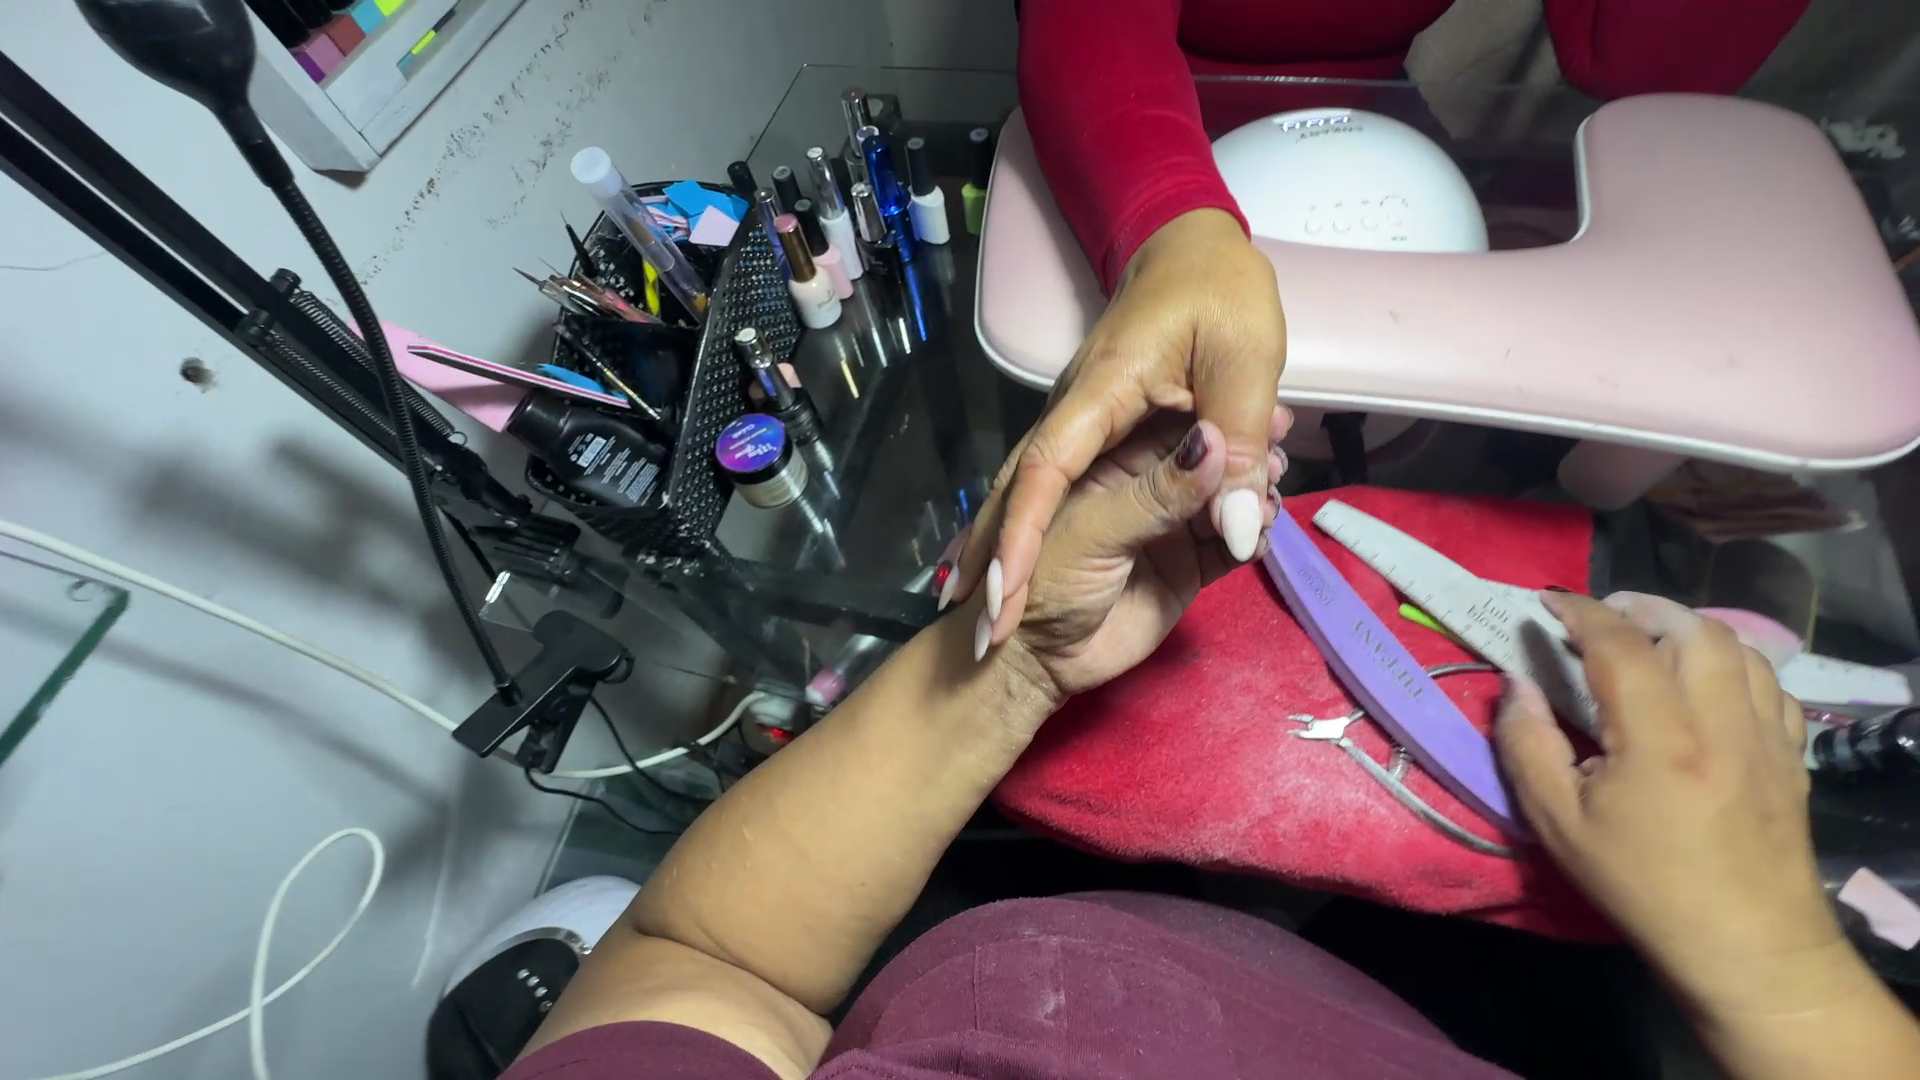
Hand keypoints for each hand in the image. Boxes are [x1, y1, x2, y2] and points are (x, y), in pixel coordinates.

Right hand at [951, 209, 1289, 654]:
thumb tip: (1240, 532)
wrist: (1191, 247)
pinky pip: (1097, 497)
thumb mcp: (1242, 364)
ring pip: (1045, 505)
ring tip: (1009, 613)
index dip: (1015, 541)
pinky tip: (1095, 562)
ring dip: (1027, 559)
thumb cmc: (1216, 292)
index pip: (1043, 474)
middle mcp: (1077, 423)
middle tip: (990, 631)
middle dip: (1002, 569)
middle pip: (1023, 500)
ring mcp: (1088, 437)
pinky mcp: (1109, 448)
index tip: (995, 606)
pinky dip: (1080, 535)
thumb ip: (1242, 447)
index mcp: (1098, 396)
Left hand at [988, 415, 1241, 705]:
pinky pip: (1228, 545)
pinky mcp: (1189, 565)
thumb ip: (1156, 493)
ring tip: (1269, 504)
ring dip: (1250, 500)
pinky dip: (1248, 540)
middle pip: (1206, 461)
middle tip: (1277, 460)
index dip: (1214, 419)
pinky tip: (1258, 541)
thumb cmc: (1050, 584)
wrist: (1045, 660)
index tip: (1261, 413)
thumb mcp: (1097, 531)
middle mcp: (1144, 485)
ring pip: (1223, 501)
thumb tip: (1216, 442)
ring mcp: (1170, 525)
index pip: (1168, 428)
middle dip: (1243, 459)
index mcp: (1108, 462)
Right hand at [1495, 592, 1844, 1016]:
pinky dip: (1729, 665)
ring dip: (1688, 630)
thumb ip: (1525, 741)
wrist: (1747, 948)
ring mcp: (1768, 742)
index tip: (1547, 601)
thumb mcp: (1554, 818)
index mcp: (1660, 740)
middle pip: (1698, 631)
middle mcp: (1723, 727)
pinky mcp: (1791, 760)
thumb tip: (1517, 683)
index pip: (1623, 645)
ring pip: (1743, 651)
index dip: (1581, 611)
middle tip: (1598, 616)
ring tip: (1645, 639)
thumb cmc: (1637, 882)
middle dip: (1642, 607)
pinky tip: (1697, 682)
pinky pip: (1769, 686)